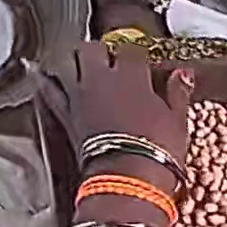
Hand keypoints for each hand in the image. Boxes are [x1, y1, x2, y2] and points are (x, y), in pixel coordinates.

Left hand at [36, 41, 193, 170]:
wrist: (129, 179)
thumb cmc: (158, 152)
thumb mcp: (178, 122)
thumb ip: (177, 93)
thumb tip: (183, 74)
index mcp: (132, 76)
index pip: (132, 50)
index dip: (138, 55)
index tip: (143, 63)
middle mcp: (102, 78)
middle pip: (94, 47)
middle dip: (103, 51)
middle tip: (113, 62)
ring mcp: (80, 94)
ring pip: (69, 60)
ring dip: (77, 60)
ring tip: (85, 66)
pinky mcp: (66, 114)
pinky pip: (49, 89)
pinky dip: (46, 80)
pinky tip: (42, 74)